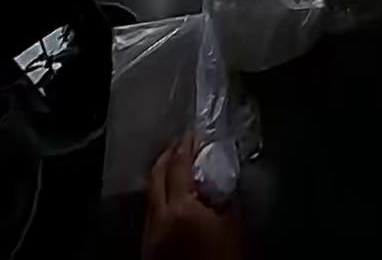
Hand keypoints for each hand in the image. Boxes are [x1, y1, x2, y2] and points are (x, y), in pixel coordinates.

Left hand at [144, 135, 242, 259]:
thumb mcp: (233, 221)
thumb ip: (225, 192)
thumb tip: (223, 172)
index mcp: (180, 210)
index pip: (178, 166)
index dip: (187, 146)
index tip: (195, 134)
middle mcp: (158, 221)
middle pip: (155, 177)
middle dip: (168, 156)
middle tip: (183, 144)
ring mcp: (149, 238)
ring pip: (150, 196)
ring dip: (164, 176)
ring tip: (182, 167)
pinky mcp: (148, 252)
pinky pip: (152, 213)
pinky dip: (163, 196)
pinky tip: (178, 197)